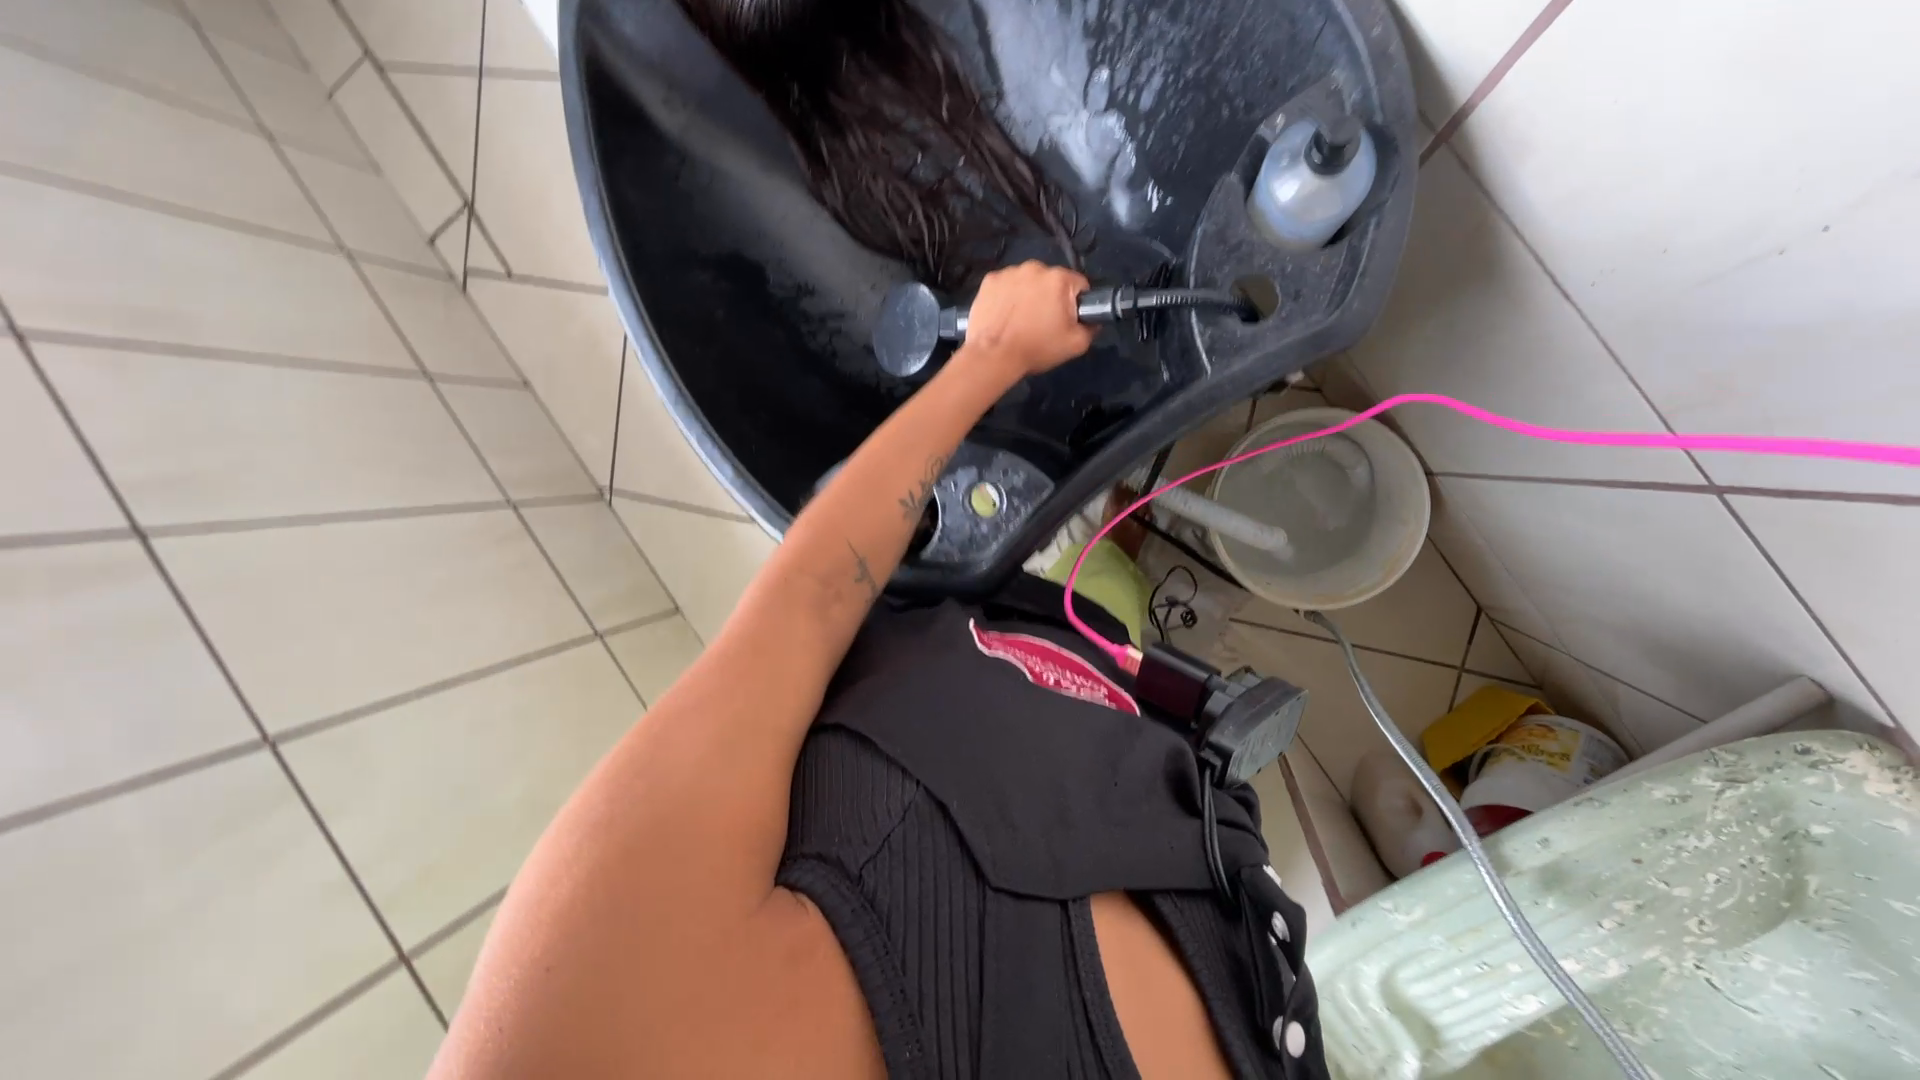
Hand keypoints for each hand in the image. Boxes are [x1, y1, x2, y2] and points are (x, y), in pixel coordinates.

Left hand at [958, 261, 1096, 381]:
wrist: (992, 356)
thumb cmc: (1036, 348)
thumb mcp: (1075, 345)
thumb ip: (1091, 328)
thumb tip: (1092, 321)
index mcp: (1059, 278)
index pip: (1079, 284)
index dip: (1077, 303)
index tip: (1068, 319)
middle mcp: (1035, 267)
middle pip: (1051, 281)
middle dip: (1051, 297)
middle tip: (1043, 322)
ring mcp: (1009, 272)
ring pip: (1027, 281)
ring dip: (1028, 294)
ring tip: (1021, 320)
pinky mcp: (989, 280)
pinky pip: (1005, 285)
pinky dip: (1007, 296)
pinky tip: (1004, 315)